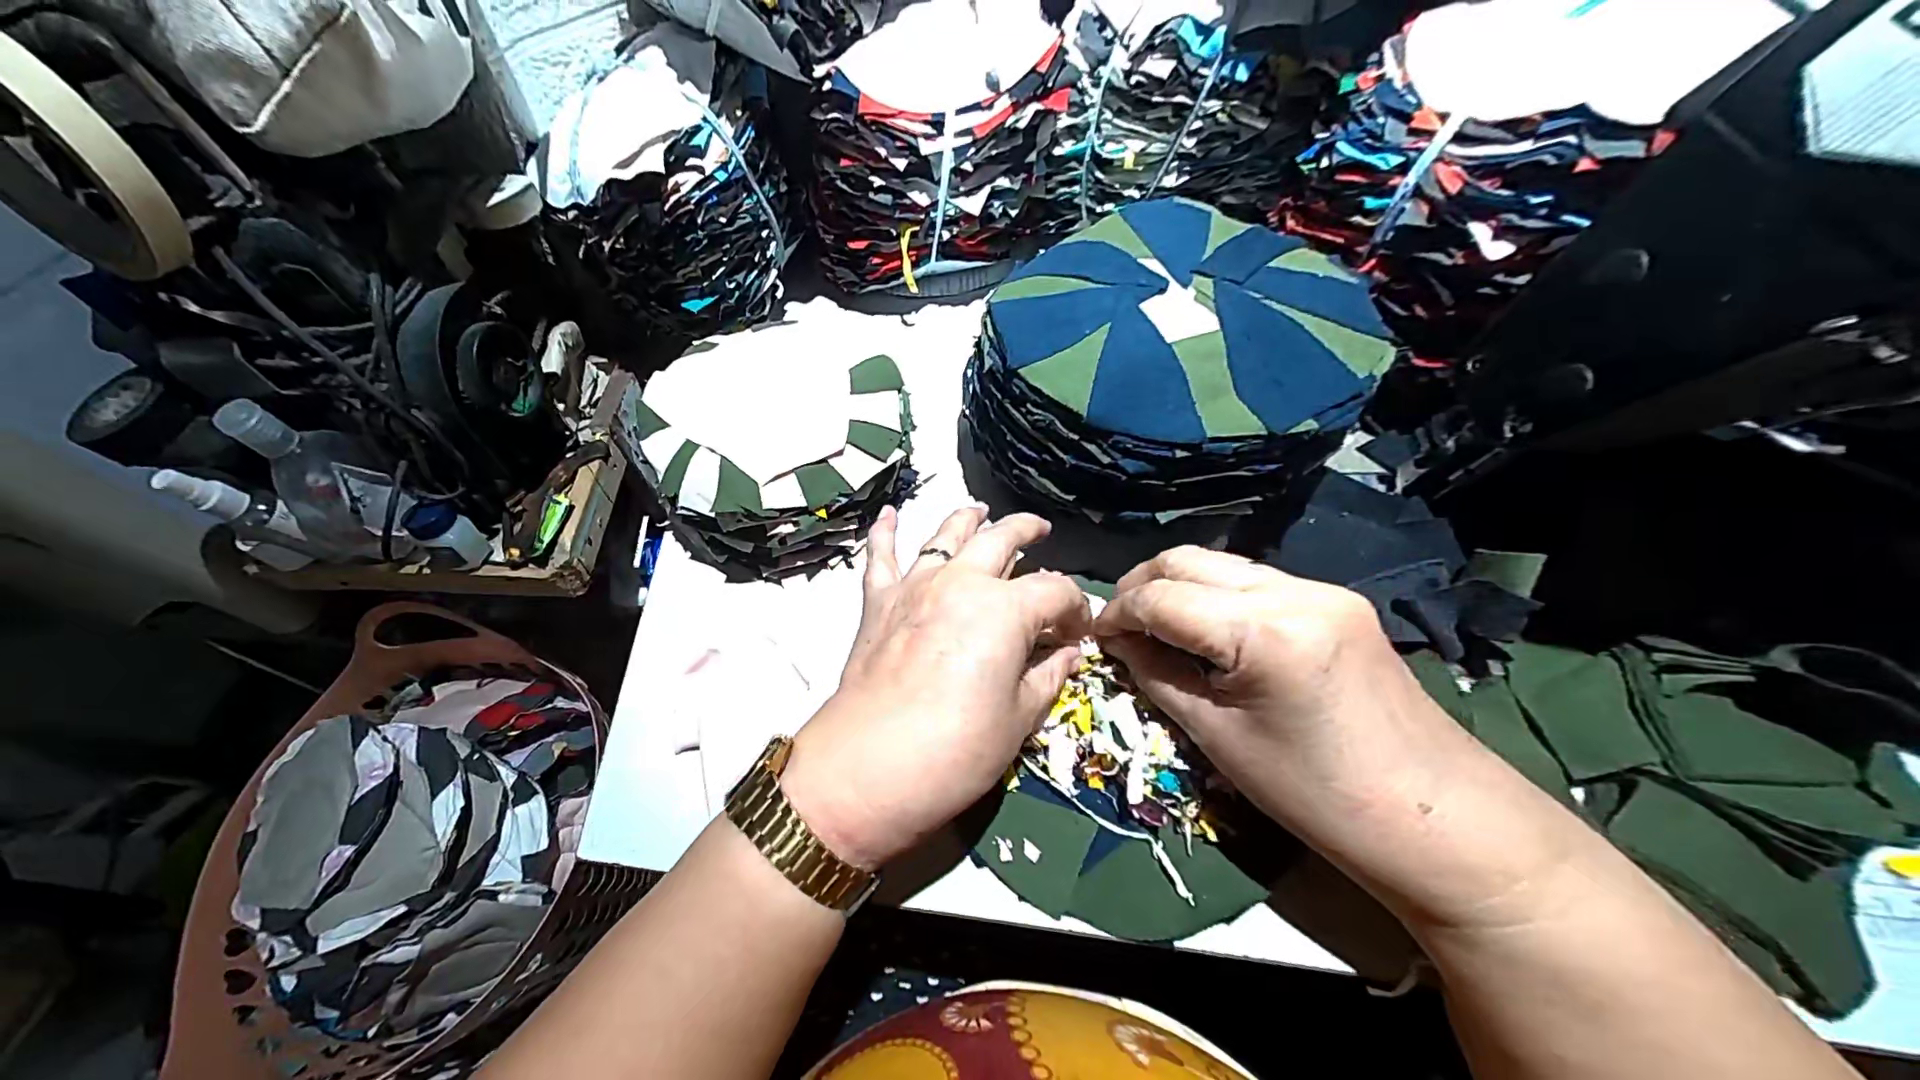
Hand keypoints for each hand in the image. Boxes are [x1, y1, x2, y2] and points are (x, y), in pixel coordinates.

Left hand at [780, 505, 1091, 870]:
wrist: (868, 767)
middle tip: (1041, 532)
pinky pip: (881, 557)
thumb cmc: (956, 749)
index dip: (1075, 610)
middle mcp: (961, 582)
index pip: (1055, 592)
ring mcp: (915, 587)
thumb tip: (1069, 655)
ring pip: (945, 536)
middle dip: (1027, 531)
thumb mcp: (1018, 719)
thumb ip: (1047, 677)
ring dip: (967, 520)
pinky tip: (888, 513)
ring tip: (980, 511)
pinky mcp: (879, 603)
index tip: (1078, 635)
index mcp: (1005, 609)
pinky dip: (884, 532)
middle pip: (1001, 540)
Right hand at [1092, 547, 1484, 849]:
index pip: (1161, 596)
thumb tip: (1117, 643)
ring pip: (1222, 564)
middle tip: (1116, 625)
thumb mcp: (1218, 737)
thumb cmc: (1316, 794)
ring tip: (1152, 625)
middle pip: (1189, 560)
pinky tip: (1203, 628)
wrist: (1438, 820)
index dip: (1117, 613)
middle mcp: (1293, 590)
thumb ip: (1158, 675)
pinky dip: (1215, 596)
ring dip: (1178, 586)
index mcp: (1262, 628)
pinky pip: (1256, 582)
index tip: (1093, 636)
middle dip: (1141, 586)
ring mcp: (1322, 590)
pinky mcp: (1337, 602)